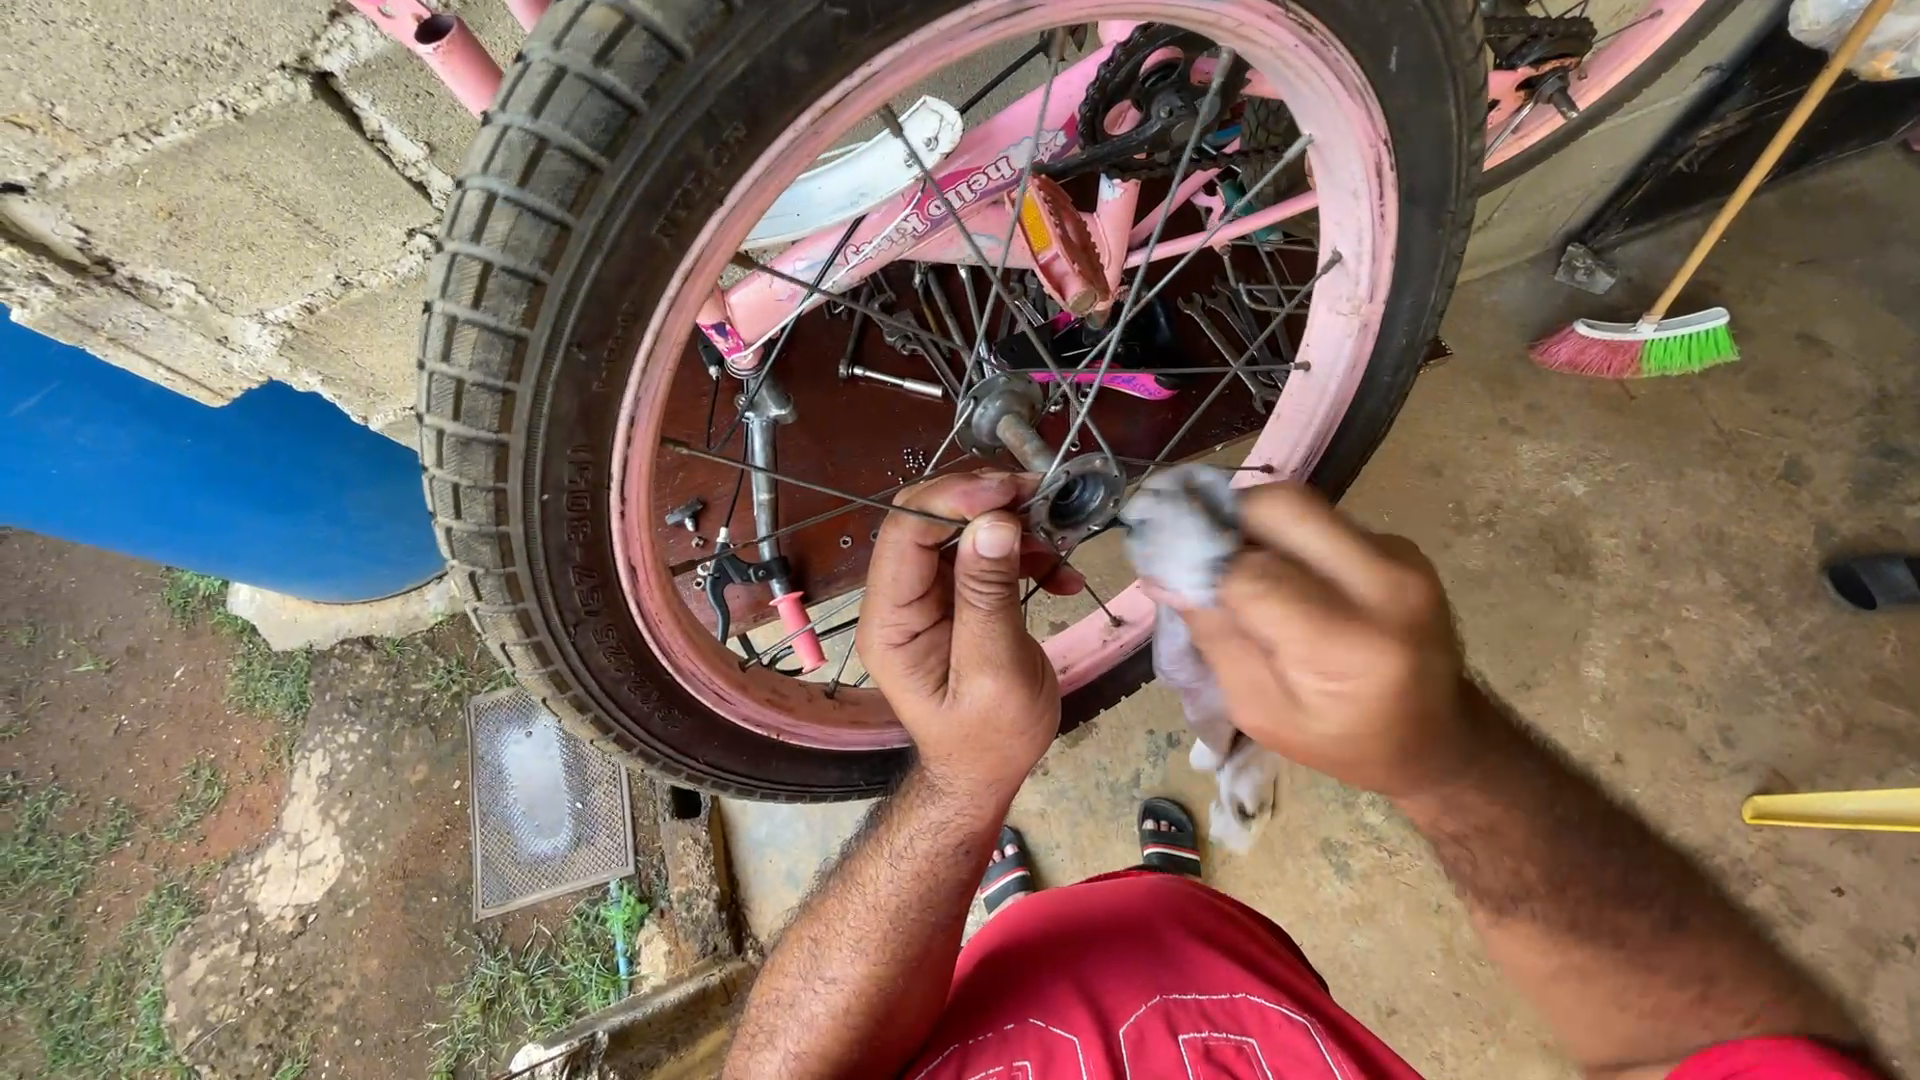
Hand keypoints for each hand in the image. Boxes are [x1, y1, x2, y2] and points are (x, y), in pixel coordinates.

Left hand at [857, 471, 1082, 800]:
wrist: (990, 769)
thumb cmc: (989, 738)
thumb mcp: (995, 673)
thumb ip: (989, 596)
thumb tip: (994, 522)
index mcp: (890, 621)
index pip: (903, 534)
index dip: (951, 500)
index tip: (1009, 490)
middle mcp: (900, 599)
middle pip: (929, 521)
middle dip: (985, 502)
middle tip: (1041, 498)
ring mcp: (928, 595)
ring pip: (962, 530)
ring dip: (1013, 525)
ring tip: (1060, 541)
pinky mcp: (958, 597)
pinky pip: (985, 554)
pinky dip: (1025, 553)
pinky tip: (1063, 574)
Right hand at [1173, 483, 1479, 798]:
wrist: (1439, 737)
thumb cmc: (1343, 740)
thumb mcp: (1261, 711)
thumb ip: (1215, 638)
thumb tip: (1162, 577)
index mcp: (1349, 644)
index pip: (1253, 573)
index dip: (1195, 558)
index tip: (1156, 558)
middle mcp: (1384, 585)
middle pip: (1282, 507)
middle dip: (1220, 515)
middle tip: (1186, 541)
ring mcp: (1399, 557)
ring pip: (1298, 504)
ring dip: (1246, 521)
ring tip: (1218, 555)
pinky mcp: (1396, 546)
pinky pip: (1317, 519)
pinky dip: (1277, 532)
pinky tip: (1264, 566)